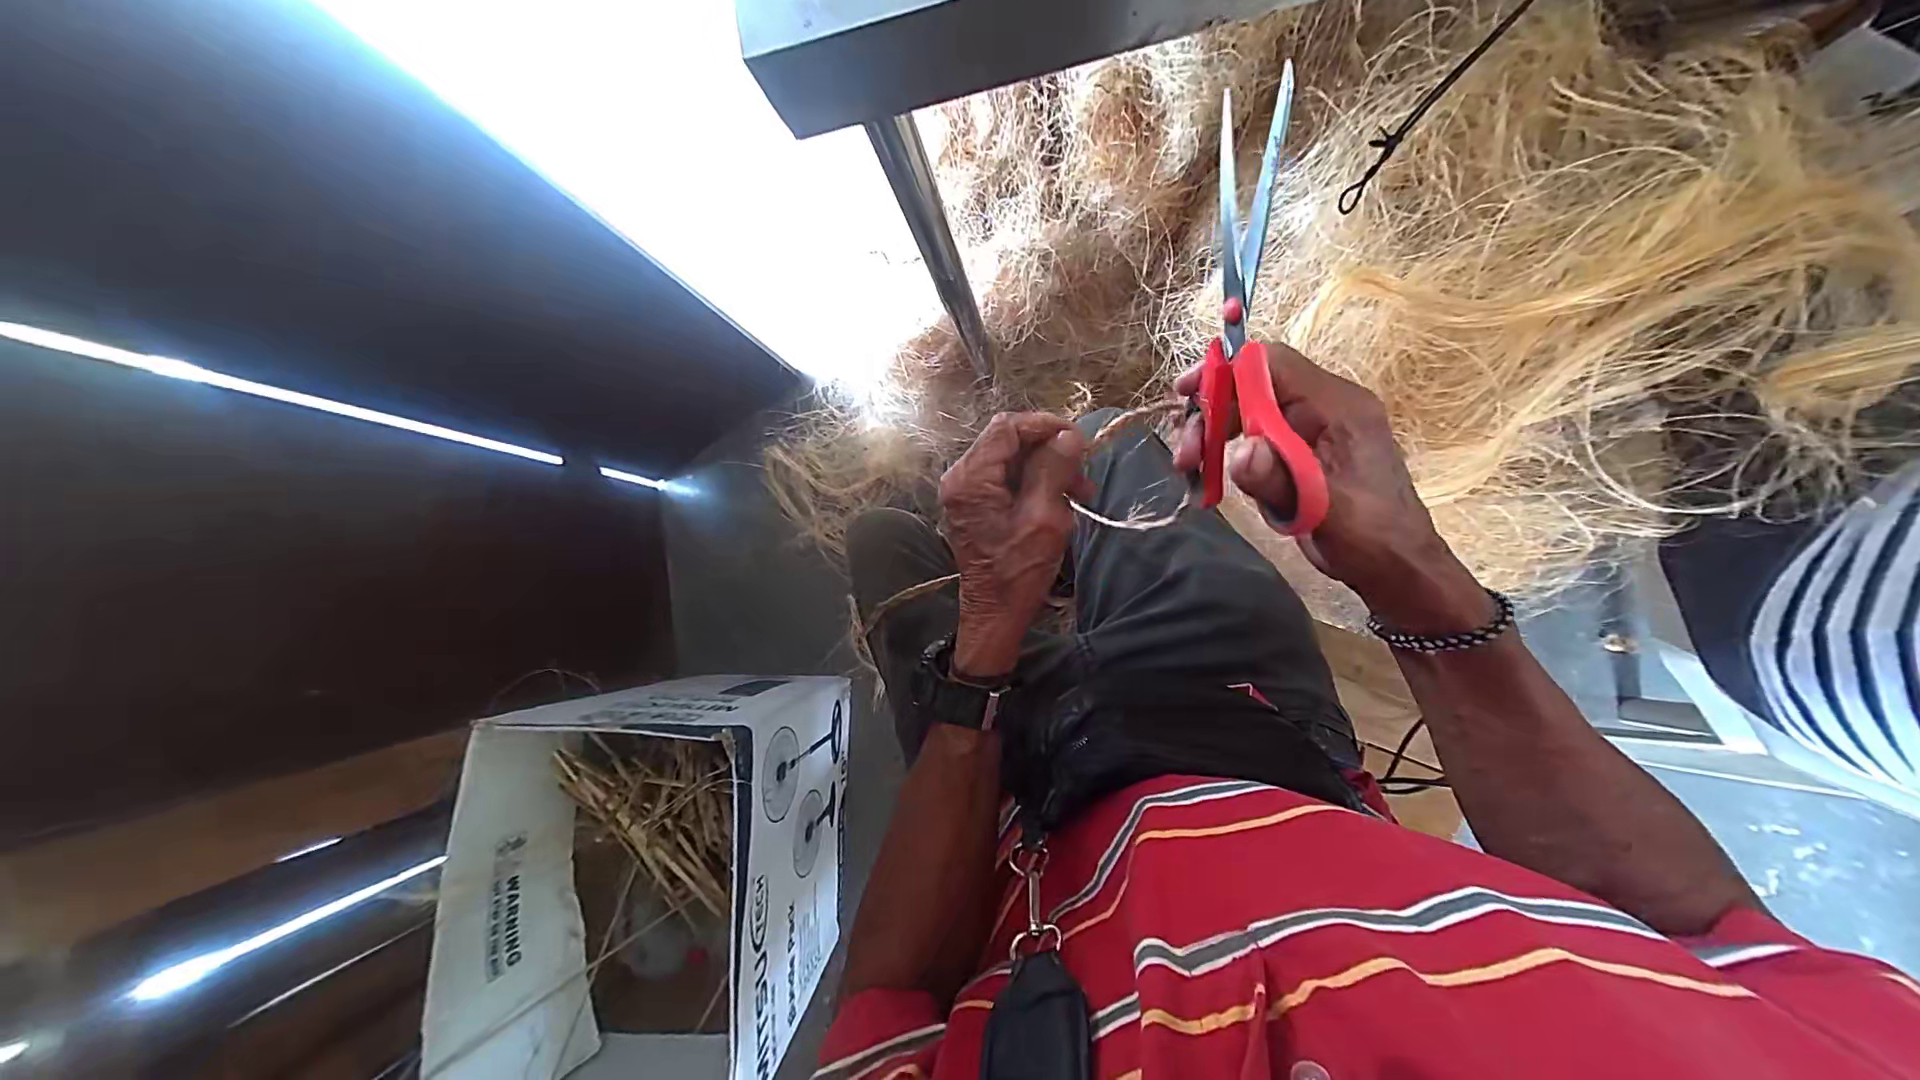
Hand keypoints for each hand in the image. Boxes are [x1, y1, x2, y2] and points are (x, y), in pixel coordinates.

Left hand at [938, 412, 1092, 679]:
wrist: (996, 612)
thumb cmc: (1019, 570)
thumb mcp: (1044, 517)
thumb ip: (1053, 470)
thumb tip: (1069, 436)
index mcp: (971, 478)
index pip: (1007, 427)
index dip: (1045, 426)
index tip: (1078, 441)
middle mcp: (961, 478)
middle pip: (1009, 441)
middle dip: (1051, 451)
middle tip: (1083, 474)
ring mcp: (967, 492)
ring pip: (1013, 460)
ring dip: (1049, 469)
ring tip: (1081, 493)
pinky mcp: (977, 505)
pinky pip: (1009, 480)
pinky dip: (1037, 483)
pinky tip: (1062, 502)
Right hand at [1171, 344, 1486, 630]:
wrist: (1395, 568)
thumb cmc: (1370, 539)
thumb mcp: (1324, 511)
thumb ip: (1279, 479)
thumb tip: (1241, 451)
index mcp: (1337, 406)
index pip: (1272, 363)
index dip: (1224, 370)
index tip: (1185, 394)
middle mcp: (1323, 407)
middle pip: (1252, 385)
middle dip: (1211, 413)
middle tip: (1185, 456)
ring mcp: (1312, 428)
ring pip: (1248, 411)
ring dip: (1214, 436)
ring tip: (1192, 470)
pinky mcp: (1300, 450)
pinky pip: (1256, 436)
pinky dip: (1229, 453)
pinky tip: (1215, 479)